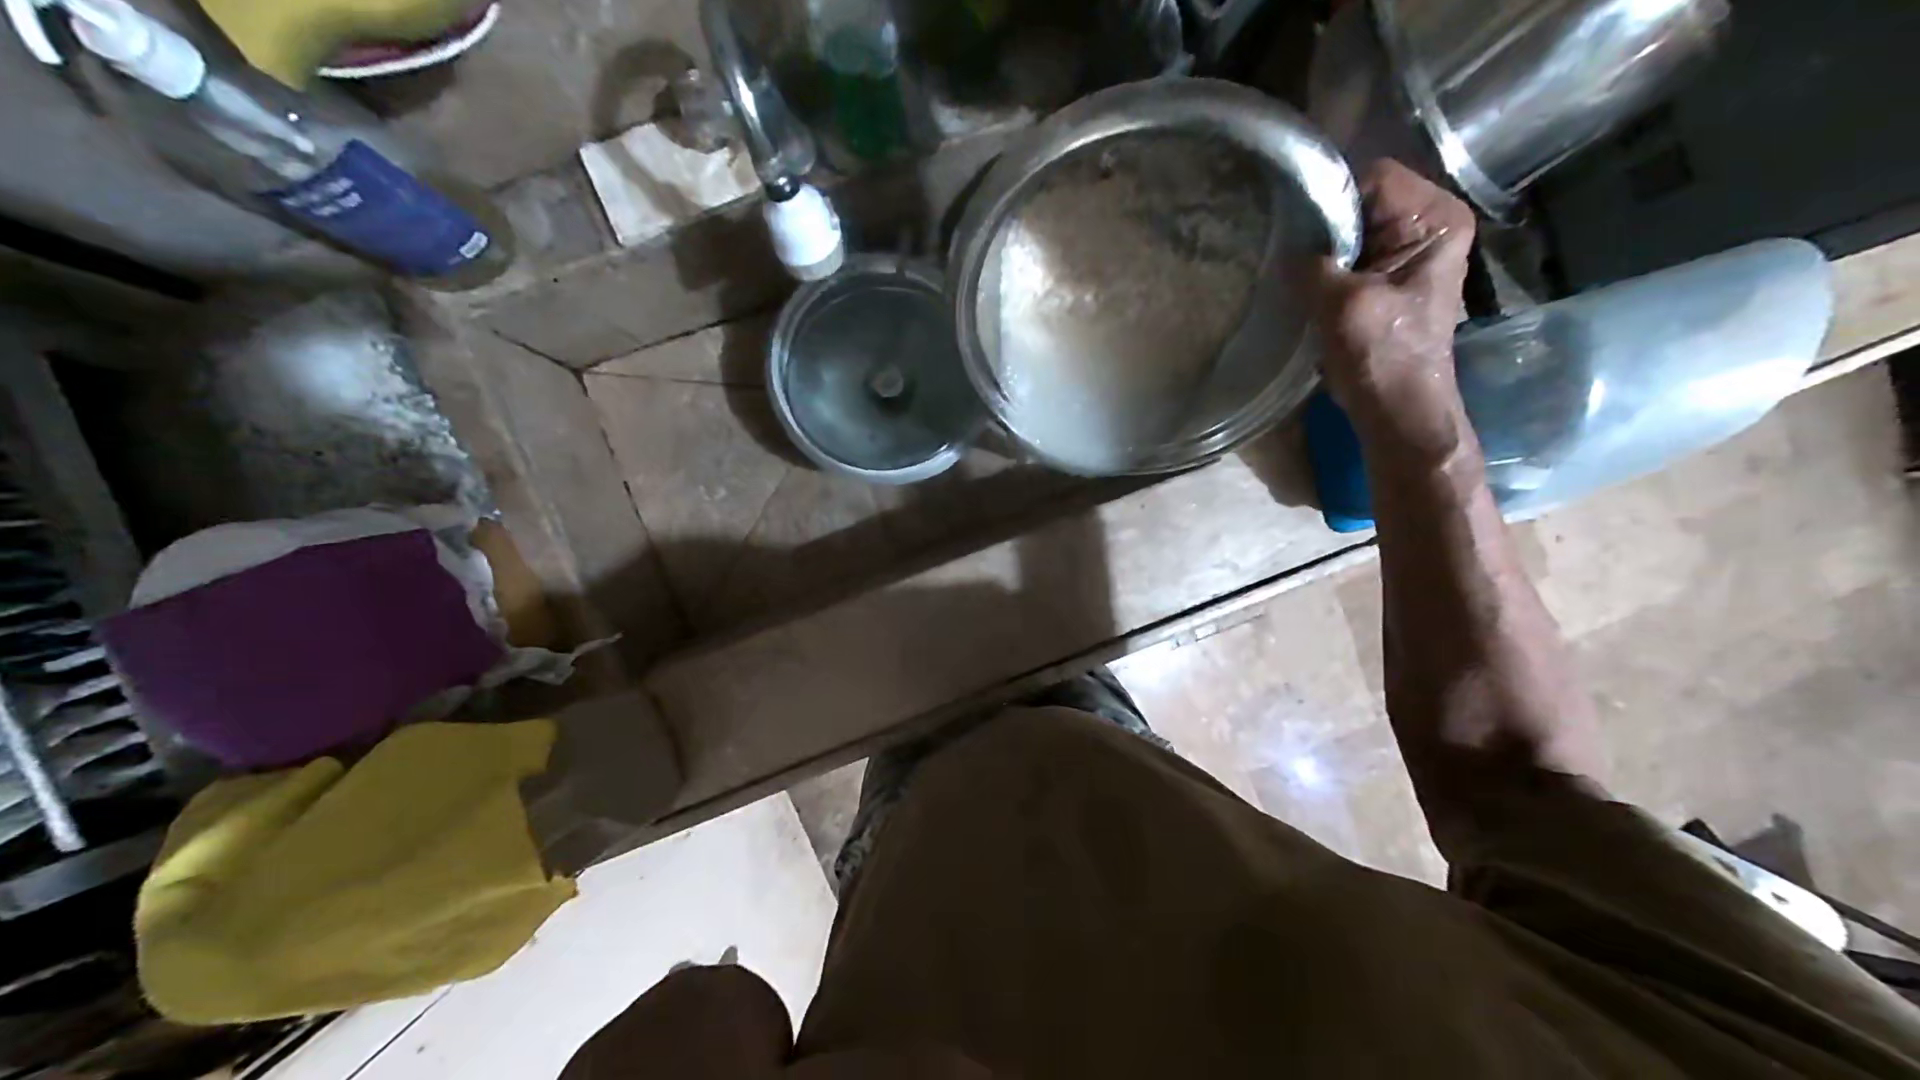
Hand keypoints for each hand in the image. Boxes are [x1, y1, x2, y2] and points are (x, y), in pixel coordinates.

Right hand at [1314, 159, 1475, 461]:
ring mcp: (1407, 252)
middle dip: (1323, 223)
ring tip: (1289, 267)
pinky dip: (1323, 267)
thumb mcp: (1342, 304)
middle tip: (1285, 248)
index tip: (1293, 225)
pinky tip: (1302, 284)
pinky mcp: (1385, 278)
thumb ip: (1311, 265)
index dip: (1331, 197)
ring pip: (1350, 230)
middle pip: (1362, 200)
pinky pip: (1347, 256)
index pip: (1375, 177)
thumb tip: (1278, 246)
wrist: (1397, 410)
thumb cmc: (1382, 357)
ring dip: (1319, 249)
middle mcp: (1429, 225)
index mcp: (1437, 219)